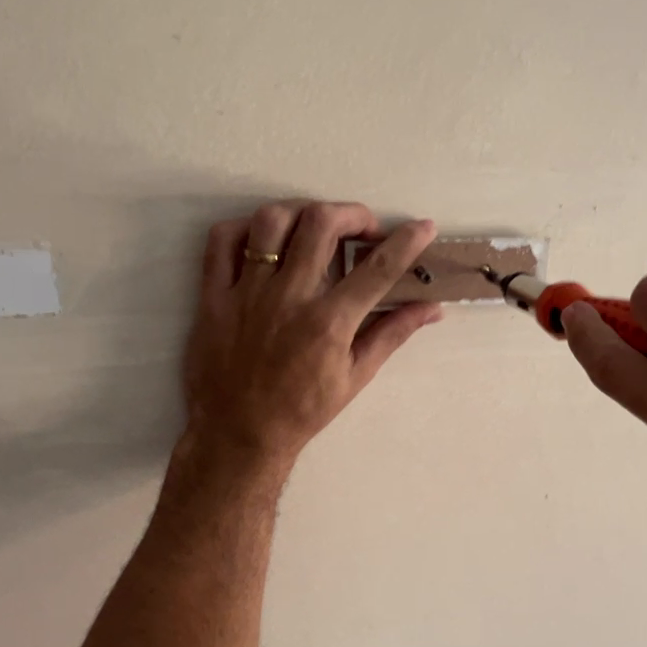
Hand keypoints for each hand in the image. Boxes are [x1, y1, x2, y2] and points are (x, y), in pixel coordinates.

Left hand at [179, 200, 440, 477]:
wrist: (241, 434)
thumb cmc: (303, 410)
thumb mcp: (355, 377)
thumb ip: (391, 335)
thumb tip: (432, 309)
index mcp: (329, 323)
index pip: (376, 269)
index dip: (406, 242)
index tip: (423, 226)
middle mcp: (289, 299)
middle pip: (321, 224)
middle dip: (351, 214)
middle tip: (361, 229)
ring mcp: (247, 294)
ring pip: (271, 221)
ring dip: (300, 213)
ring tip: (312, 228)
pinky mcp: (214, 296)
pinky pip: (222, 241)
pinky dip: (246, 228)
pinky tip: (264, 239)